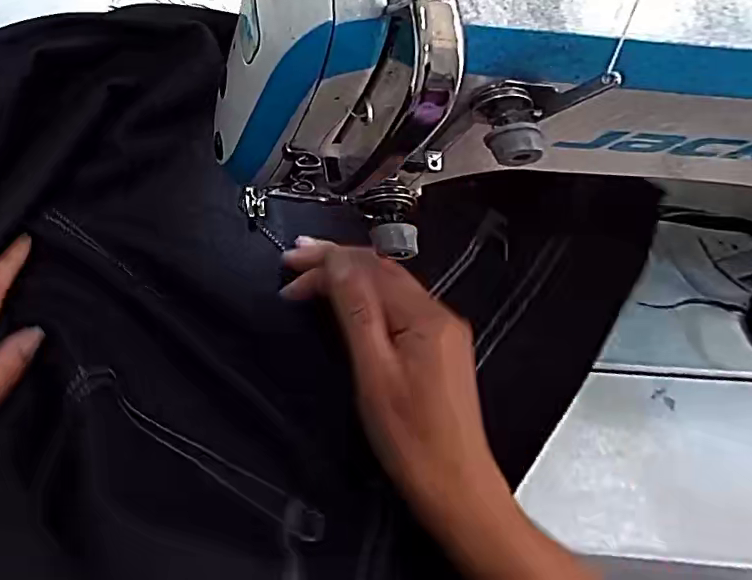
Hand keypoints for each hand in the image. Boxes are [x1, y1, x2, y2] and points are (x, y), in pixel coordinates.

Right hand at [281, 239, 590, 579]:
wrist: (459, 493)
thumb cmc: (414, 442)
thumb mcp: (374, 374)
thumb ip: (355, 312)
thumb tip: (337, 263)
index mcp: (425, 317)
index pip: (368, 268)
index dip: (326, 260)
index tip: (292, 263)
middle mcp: (439, 314)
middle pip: (380, 269)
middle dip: (335, 260)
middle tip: (296, 259)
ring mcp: (442, 329)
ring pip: (389, 284)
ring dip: (350, 274)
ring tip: (313, 271)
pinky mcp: (440, 346)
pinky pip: (398, 303)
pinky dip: (367, 293)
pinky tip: (348, 297)